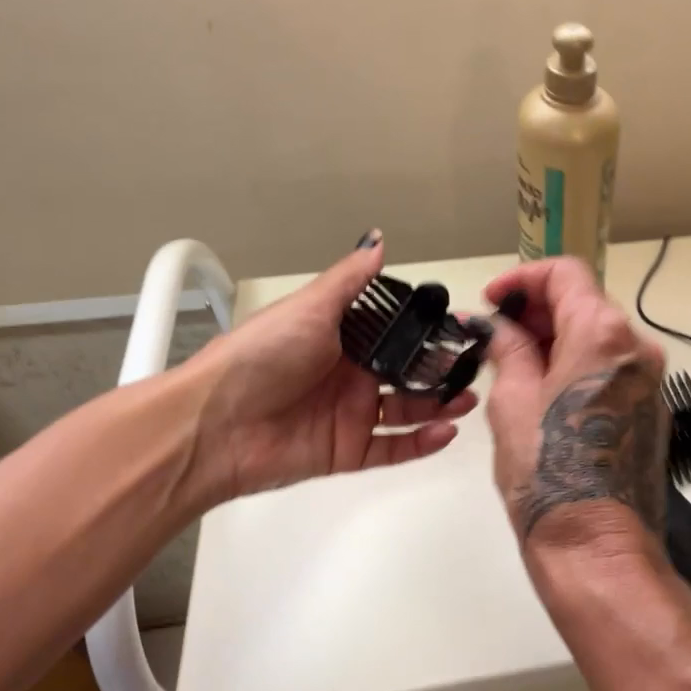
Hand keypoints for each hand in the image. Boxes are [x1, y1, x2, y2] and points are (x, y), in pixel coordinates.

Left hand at [176, 230, 477, 506]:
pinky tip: (447, 431)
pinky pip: (393, 448)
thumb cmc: (262, 356)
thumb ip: (350, 280)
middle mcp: (350, 375)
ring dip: (440, 405)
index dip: (428, 332)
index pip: (395, 333)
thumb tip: (379, 238)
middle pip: (407, 373)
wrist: (213, 424)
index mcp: (341, 338)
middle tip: (477, 368)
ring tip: (469, 399)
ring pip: (407, 411)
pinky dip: (421, 443)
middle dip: (442, 371)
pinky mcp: (347, 452)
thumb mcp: (309, 308)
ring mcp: (350, 415)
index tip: (463, 328)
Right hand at [482, 258, 668, 552]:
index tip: (493, 301)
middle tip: (495, 337)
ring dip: (555, 340)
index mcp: (603, 333)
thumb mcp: (512, 402)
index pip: (566, 273)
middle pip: (585, 302)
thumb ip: (508, 349)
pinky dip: (577, 367)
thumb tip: (499, 327)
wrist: (598, 548)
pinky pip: (610, 370)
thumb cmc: (549, 474)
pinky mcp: (649, 410)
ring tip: (512, 369)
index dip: (523, 279)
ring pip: (598, 338)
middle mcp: (637, 348)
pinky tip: (543, 396)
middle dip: (536, 311)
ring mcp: (649, 381)